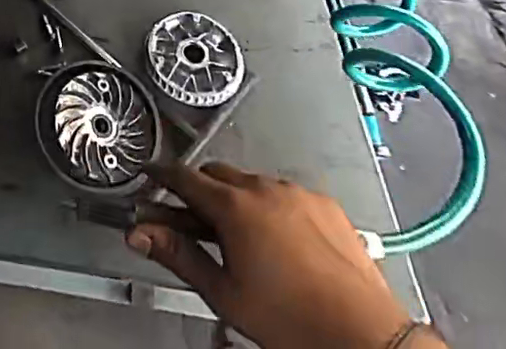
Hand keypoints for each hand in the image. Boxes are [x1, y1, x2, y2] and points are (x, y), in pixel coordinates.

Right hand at [127, 163, 424, 348]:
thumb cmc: (294, 321)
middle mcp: (263, 189)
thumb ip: (177, 255)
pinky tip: (278, 241)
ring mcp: (296, 193)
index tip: (152, 177)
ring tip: (241, 240)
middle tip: (192, 220)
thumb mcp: (223, 293)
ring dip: (237, 199)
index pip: (184, 177)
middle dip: (200, 191)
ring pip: (251, 182)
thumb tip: (142, 235)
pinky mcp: (323, 203)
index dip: (162, 176)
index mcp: (233, 207)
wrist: (363, 336)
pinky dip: (272, 207)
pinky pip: (285, 193)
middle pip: (216, 174)